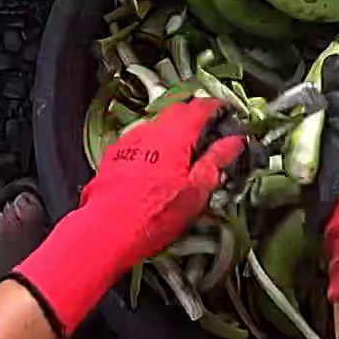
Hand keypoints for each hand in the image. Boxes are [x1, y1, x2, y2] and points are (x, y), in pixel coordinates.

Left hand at [14, 98, 244, 333]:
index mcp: (174, 135)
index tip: (228, 113)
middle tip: (211, 133)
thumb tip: (234, 142)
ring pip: (158, 124)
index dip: (217, 107)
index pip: (200, 107)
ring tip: (185, 152)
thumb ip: (216, 161)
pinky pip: (141, 139)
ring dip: (175, 131)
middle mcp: (151, 130)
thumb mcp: (195, 192)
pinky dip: (155, 144)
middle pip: (178, 111)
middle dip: (196, 117)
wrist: (105, 231)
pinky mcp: (116, 154)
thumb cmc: (152, 216)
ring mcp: (130, 140)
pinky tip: (158, 165)